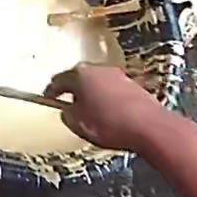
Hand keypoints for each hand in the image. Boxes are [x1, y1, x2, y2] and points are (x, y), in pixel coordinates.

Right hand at [45, 65, 174, 154]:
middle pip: (79, 77)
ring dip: (91, 93)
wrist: (150, 127)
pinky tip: (109, 114)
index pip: (58, 80)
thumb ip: (66, 114)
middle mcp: (97, 69)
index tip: (47, 99)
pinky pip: (112, 89)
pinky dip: (107, 98)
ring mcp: (117, 75)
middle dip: (72, 90)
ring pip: (97, 82)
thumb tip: (66, 110)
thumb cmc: (108, 124)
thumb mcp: (77, 124)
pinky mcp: (134, 85)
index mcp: (79, 74)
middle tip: (67, 104)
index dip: (50, 91)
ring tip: (90, 112)